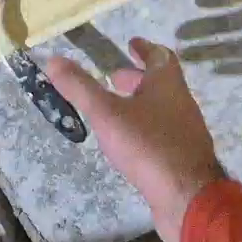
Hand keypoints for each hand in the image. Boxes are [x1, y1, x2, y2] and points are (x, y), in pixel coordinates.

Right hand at [45, 39, 226, 241]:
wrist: (189, 199)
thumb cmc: (148, 145)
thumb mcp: (107, 113)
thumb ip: (80, 87)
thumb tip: (52, 59)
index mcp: (167, 85)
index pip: (160, 57)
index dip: (145, 48)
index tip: (131, 43)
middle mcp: (181, 104)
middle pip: (161, 83)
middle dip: (137, 77)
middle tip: (114, 78)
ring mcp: (186, 133)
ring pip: (163, 108)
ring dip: (141, 102)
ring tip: (115, 109)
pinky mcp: (184, 159)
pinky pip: (164, 132)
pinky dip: (145, 127)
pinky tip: (129, 142)